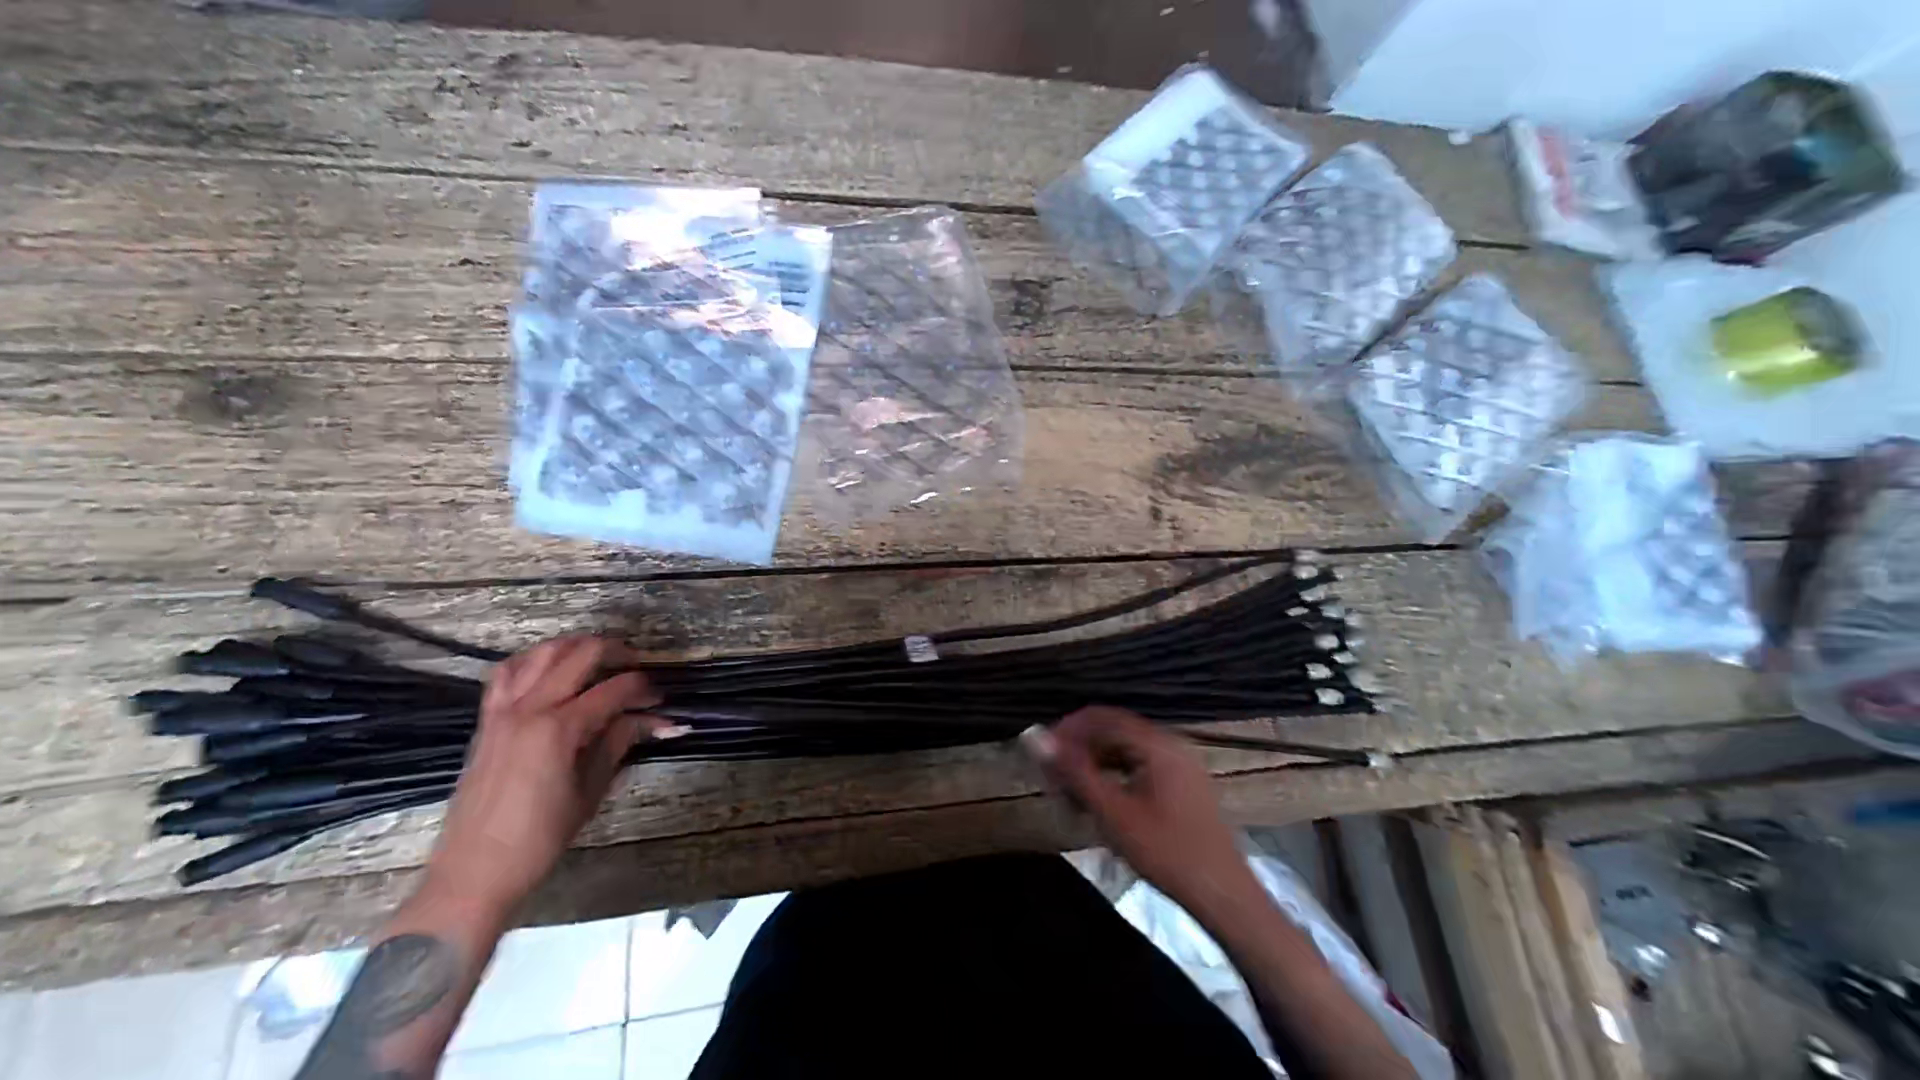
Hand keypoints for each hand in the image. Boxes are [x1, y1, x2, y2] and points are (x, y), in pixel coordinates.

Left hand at [423, 635, 668, 916]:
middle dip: (617, 652)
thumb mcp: (590, 790)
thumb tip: (658, 720)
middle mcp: (530, 708)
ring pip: (542, 653)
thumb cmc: (540, 838)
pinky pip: (508, 673)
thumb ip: (621, 742)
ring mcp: (503, 710)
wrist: (474, 871)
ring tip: (599, 658)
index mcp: (559, 728)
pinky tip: (551, 670)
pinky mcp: (487, 720)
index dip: (645, 689)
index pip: (615, 690)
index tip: (662, 699)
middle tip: (638, 667)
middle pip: (580, 655)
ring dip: (575, 647)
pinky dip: (533, 661)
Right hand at [1025, 706, 1256, 914]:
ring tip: (1071, 800)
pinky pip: (1138, 768)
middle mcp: (1169, 745)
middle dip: (1078, 753)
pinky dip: (1113, 780)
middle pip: (1112, 733)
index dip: (1066, 731)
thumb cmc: (1166, 853)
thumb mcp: (1113, 813)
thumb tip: (1035, 738)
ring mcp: (1178, 765)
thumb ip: (1074, 772)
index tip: (1040, 758)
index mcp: (1156, 744)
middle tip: (1052, 785)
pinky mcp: (1181, 786)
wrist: (1223, 896)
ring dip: (1093, 768)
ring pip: (1123, 752)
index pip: (1101, 717)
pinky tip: (1099, 807)